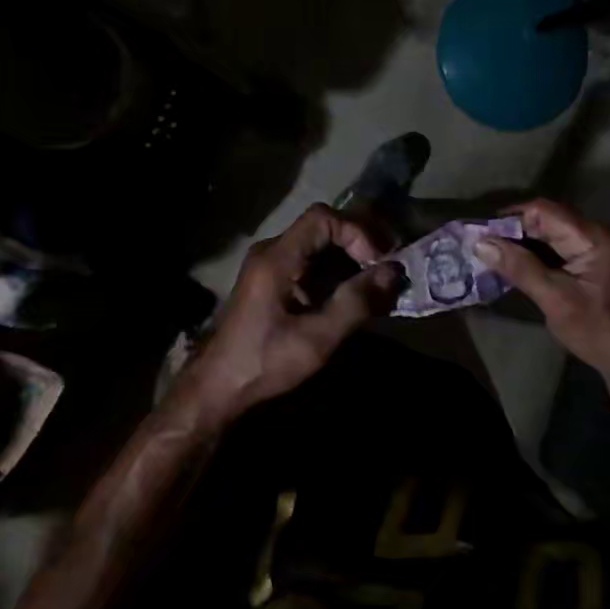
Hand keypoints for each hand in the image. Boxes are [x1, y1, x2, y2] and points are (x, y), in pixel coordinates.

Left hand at [174, 205, 396, 431]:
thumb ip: (355, 303)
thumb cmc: (264, 363)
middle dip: (357, 243)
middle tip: (386, 267)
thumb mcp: (316, 339)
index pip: (323, 218)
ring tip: (376, 284)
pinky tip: (353, 297)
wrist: (216, 390)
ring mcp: (269, 266)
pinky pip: (309, 263)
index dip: (356, 232)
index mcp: (277, 258)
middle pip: (321, 227)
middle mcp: (271, 252)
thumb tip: (393, 271)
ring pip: (317, 245)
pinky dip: (335, 273)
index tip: (377, 262)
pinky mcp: (272, 282)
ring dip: (349, 259)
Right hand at [477, 200, 609, 449]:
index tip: (481, 231)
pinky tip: (514, 261)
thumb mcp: (554, 299)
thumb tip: (481, 243)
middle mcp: (597, 233)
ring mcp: (596, 247)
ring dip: (522, 239)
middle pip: (547, 217)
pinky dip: (534, 251)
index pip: (544, 211)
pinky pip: (557, 245)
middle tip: (482, 241)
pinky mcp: (591, 261)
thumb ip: (519, 267)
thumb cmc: (596, 331)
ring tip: (492, 250)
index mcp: (594, 238)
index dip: (511, 217)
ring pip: (550, 231)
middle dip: (514, 228)